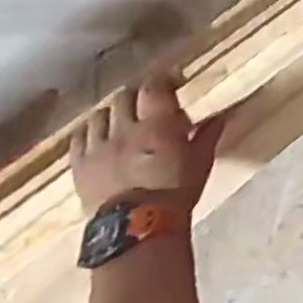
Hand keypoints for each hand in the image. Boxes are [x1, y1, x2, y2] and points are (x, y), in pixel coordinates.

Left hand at [70, 72, 225, 216]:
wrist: (136, 225)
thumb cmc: (177, 189)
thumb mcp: (201, 160)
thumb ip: (209, 133)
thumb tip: (224, 114)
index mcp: (159, 125)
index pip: (154, 88)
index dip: (161, 78)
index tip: (170, 77)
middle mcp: (125, 129)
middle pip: (124, 97)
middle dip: (137, 93)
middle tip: (147, 97)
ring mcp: (98, 146)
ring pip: (99, 114)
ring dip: (112, 110)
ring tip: (121, 115)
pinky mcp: (79, 163)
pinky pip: (78, 136)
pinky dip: (89, 129)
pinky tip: (98, 132)